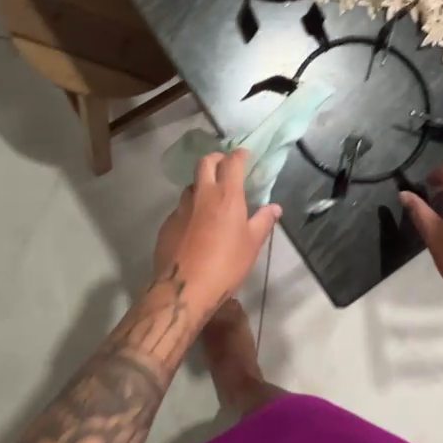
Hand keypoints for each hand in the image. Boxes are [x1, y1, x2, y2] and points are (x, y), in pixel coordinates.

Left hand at [153, 149, 281, 312]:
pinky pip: (180, 209)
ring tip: (210, 199)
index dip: (239, 155)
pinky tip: (195, 227)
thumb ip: (263, 221)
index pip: (232, 162)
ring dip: (201, 185)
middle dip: (216, 159)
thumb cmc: (226, 264)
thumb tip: (275, 207)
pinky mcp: (167, 224)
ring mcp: (180, 208)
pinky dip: (190, 210)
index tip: (244, 154)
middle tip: (225, 167)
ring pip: (191, 186)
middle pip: (205, 163)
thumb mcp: (252, 245)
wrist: (185, 287)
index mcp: (226, 195)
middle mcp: (201, 195)